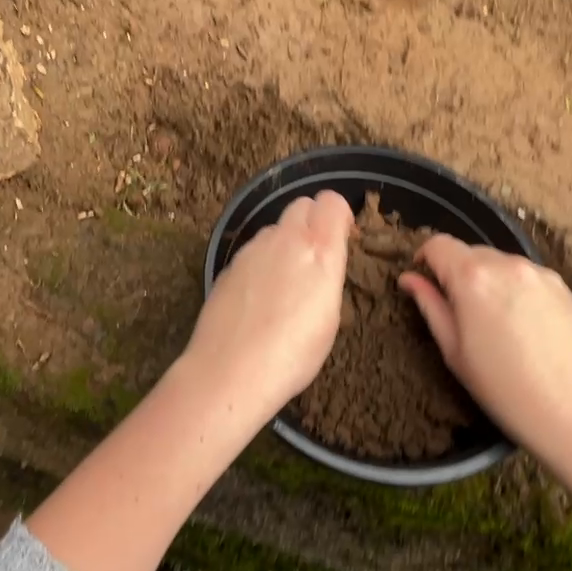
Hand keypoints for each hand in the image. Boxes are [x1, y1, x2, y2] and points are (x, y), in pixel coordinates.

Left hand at [182, 191, 350, 420]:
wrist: (231, 368)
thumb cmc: (293, 354)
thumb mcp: (330, 317)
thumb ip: (327, 275)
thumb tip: (321, 263)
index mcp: (318, 250)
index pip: (331, 201)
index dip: (339, 216)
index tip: (342, 238)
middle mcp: (284, 239)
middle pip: (302, 205)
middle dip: (313, 222)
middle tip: (315, 258)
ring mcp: (252, 248)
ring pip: (275, 228)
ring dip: (285, 243)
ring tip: (285, 284)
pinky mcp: (230, 263)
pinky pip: (254, 250)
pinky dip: (262, 262)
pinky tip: (259, 298)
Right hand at [398, 235, 571, 471]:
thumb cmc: (510, 393)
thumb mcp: (456, 354)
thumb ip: (431, 307)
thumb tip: (410, 279)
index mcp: (473, 277)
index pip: (438, 244)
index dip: (425, 259)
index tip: (425, 283)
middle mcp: (507, 265)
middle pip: (469, 252)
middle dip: (456, 272)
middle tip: (458, 312)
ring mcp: (541, 275)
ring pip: (499, 263)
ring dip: (487, 281)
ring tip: (493, 324)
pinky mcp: (565, 288)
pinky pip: (526, 277)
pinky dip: (514, 290)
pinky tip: (522, 328)